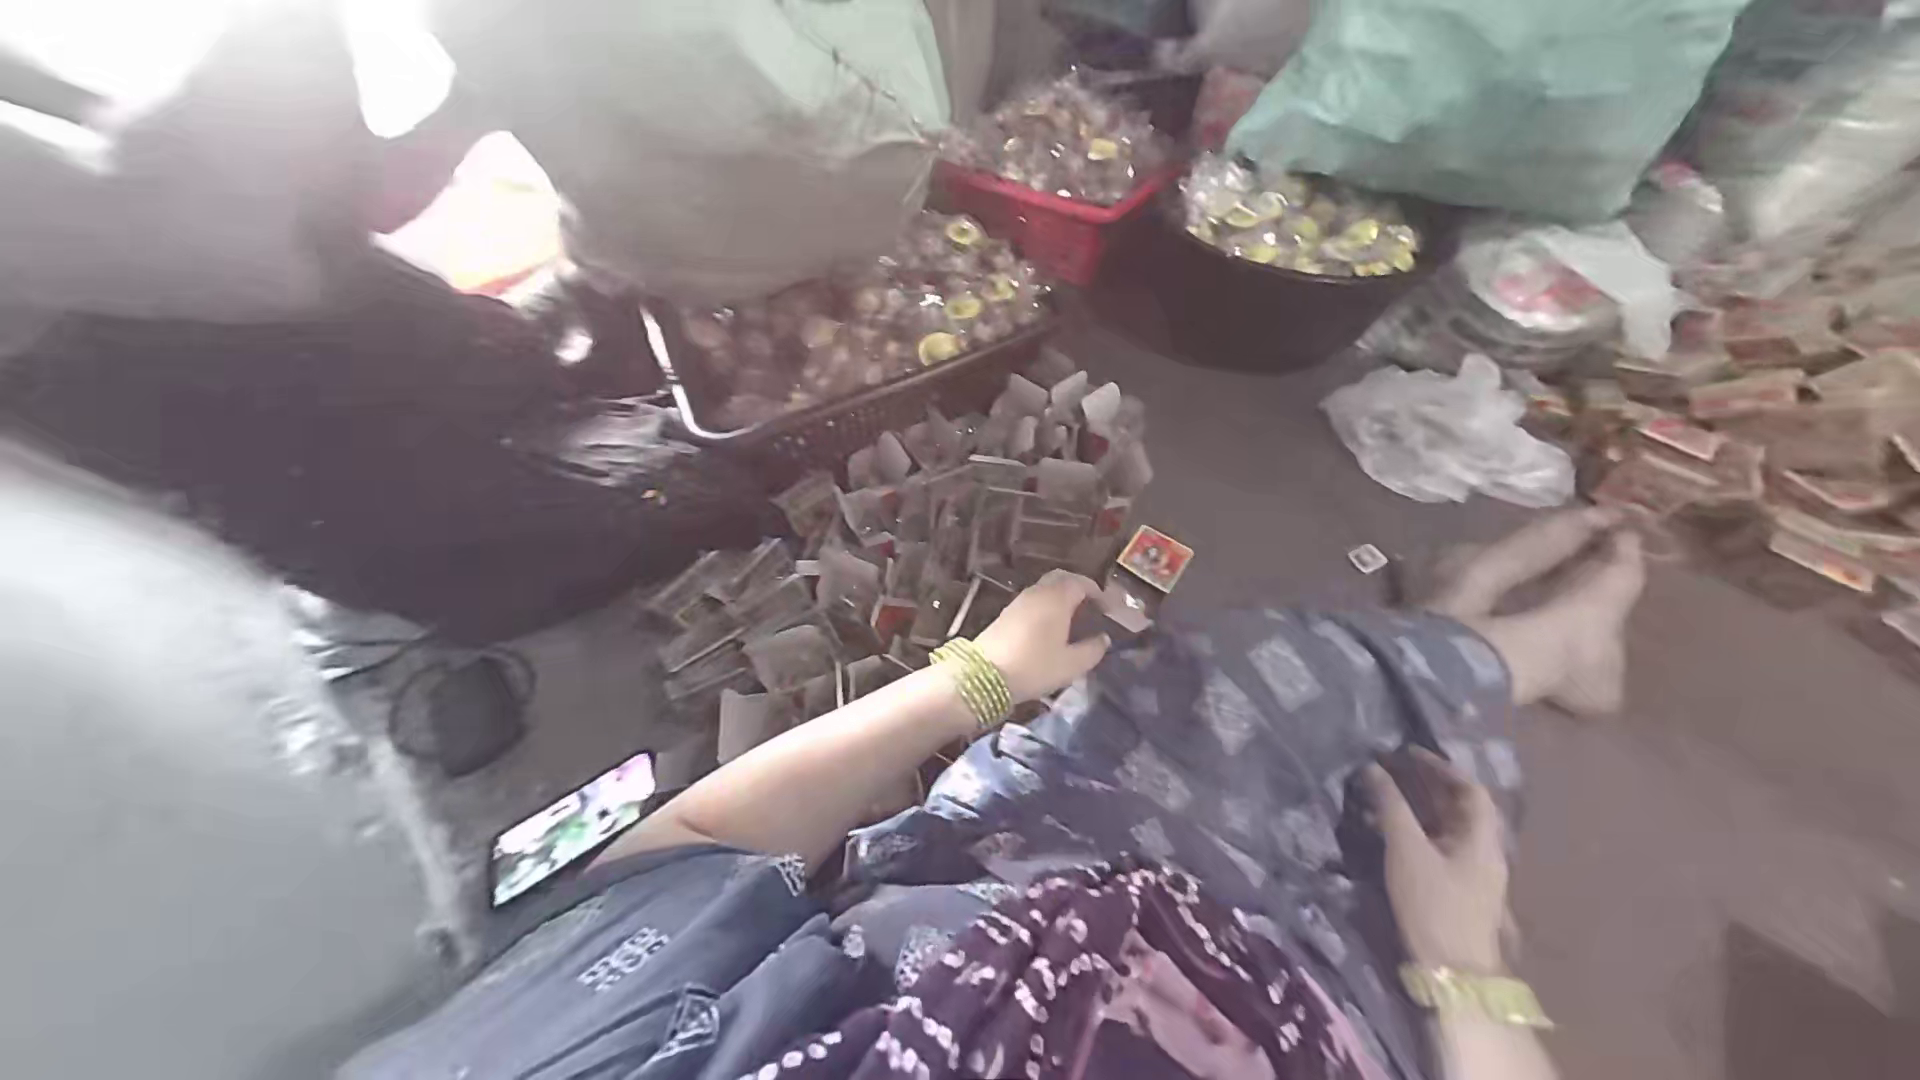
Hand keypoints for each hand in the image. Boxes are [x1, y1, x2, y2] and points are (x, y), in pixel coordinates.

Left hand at [974, 569, 1110, 703]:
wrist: (985, 675)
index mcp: (1056, 598)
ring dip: (1061, 597)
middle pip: (1061, 578)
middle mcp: (1036, 593)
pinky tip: (1051, 627)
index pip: (1081, 582)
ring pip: (1044, 589)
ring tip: (1074, 619)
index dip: (1098, 592)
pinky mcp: (1006, 614)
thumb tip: (1103, 638)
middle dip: (1078, 588)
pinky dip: (1047, 606)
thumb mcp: (1071, 664)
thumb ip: (1092, 649)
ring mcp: (1018, 602)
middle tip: (1091, 606)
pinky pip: (1033, 601)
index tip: (1108, 609)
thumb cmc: (1034, 667)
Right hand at [1364, 747, 1509, 972]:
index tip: (1408, 752)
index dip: (1442, 767)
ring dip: (1419, 802)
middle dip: (1427, 782)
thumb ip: (1390, 806)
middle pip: (1459, 806)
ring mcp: (1471, 871)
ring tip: (1385, 788)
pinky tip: (1389, 824)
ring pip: (1447, 824)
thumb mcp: (1407, 849)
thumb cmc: (1434, 903)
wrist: (1452, 969)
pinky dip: (1416, 824)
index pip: (1471, 791)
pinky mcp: (1455, 885)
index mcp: (1482, 840)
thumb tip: (1372, 768)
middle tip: (1392, 764)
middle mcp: (1482, 851)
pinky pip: (1437, 841)